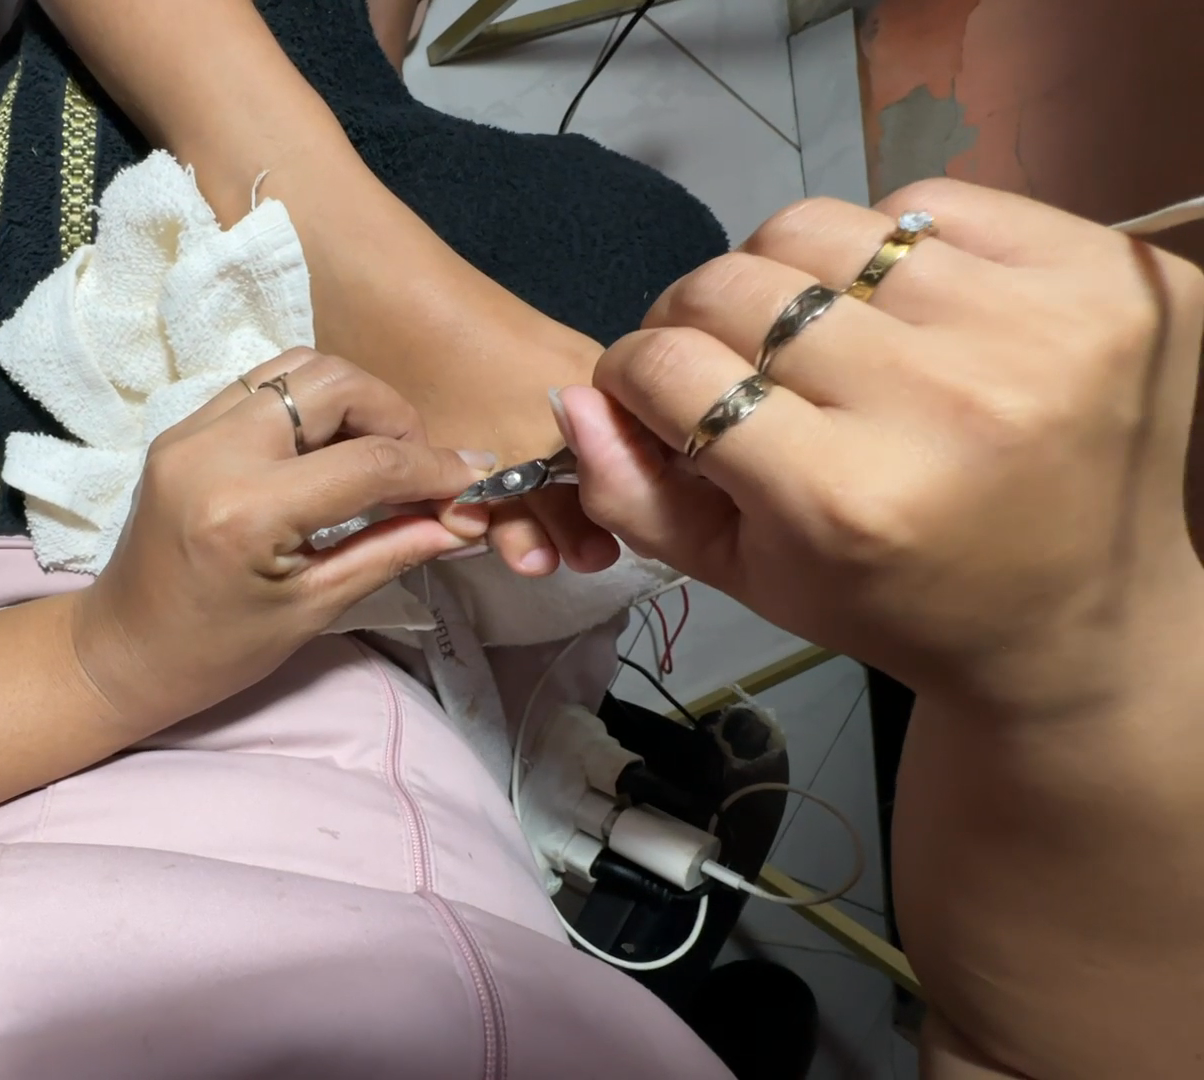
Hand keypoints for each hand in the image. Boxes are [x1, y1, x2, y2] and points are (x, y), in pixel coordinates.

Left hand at [73, 348, 494, 731]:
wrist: (122, 651)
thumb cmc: (215, 653)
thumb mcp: (312, 610)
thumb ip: (391, 550)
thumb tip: (464, 519)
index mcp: (246, 510)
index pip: (367, 461)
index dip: (433, 468)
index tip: (472, 482)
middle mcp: (212, 451)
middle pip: (333, 382)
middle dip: (393, 416)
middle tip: (415, 467)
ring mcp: (189, 431)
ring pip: (296, 369)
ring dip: (351, 399)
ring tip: (373, 454)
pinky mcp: (182, 429)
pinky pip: (260, 387)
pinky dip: (309, 404)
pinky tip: (326, 449)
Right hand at [557, 179, 1203, 714]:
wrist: (1078, 614)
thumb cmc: (875, 603)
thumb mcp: (728, 573)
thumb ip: (627, 492)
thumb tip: (573, 396)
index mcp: (837, 496)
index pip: (668, 367)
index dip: (626, 370)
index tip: (640, 392)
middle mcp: (941, 399)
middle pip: (729, 286)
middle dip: (682, 321)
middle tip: (708, 364)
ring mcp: (1039, 322)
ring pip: (813, 229)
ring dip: (768, 278)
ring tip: (790, 332)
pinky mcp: (1107, 269)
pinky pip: (921, 205)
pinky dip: (870, 250)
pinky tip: (882, 310)